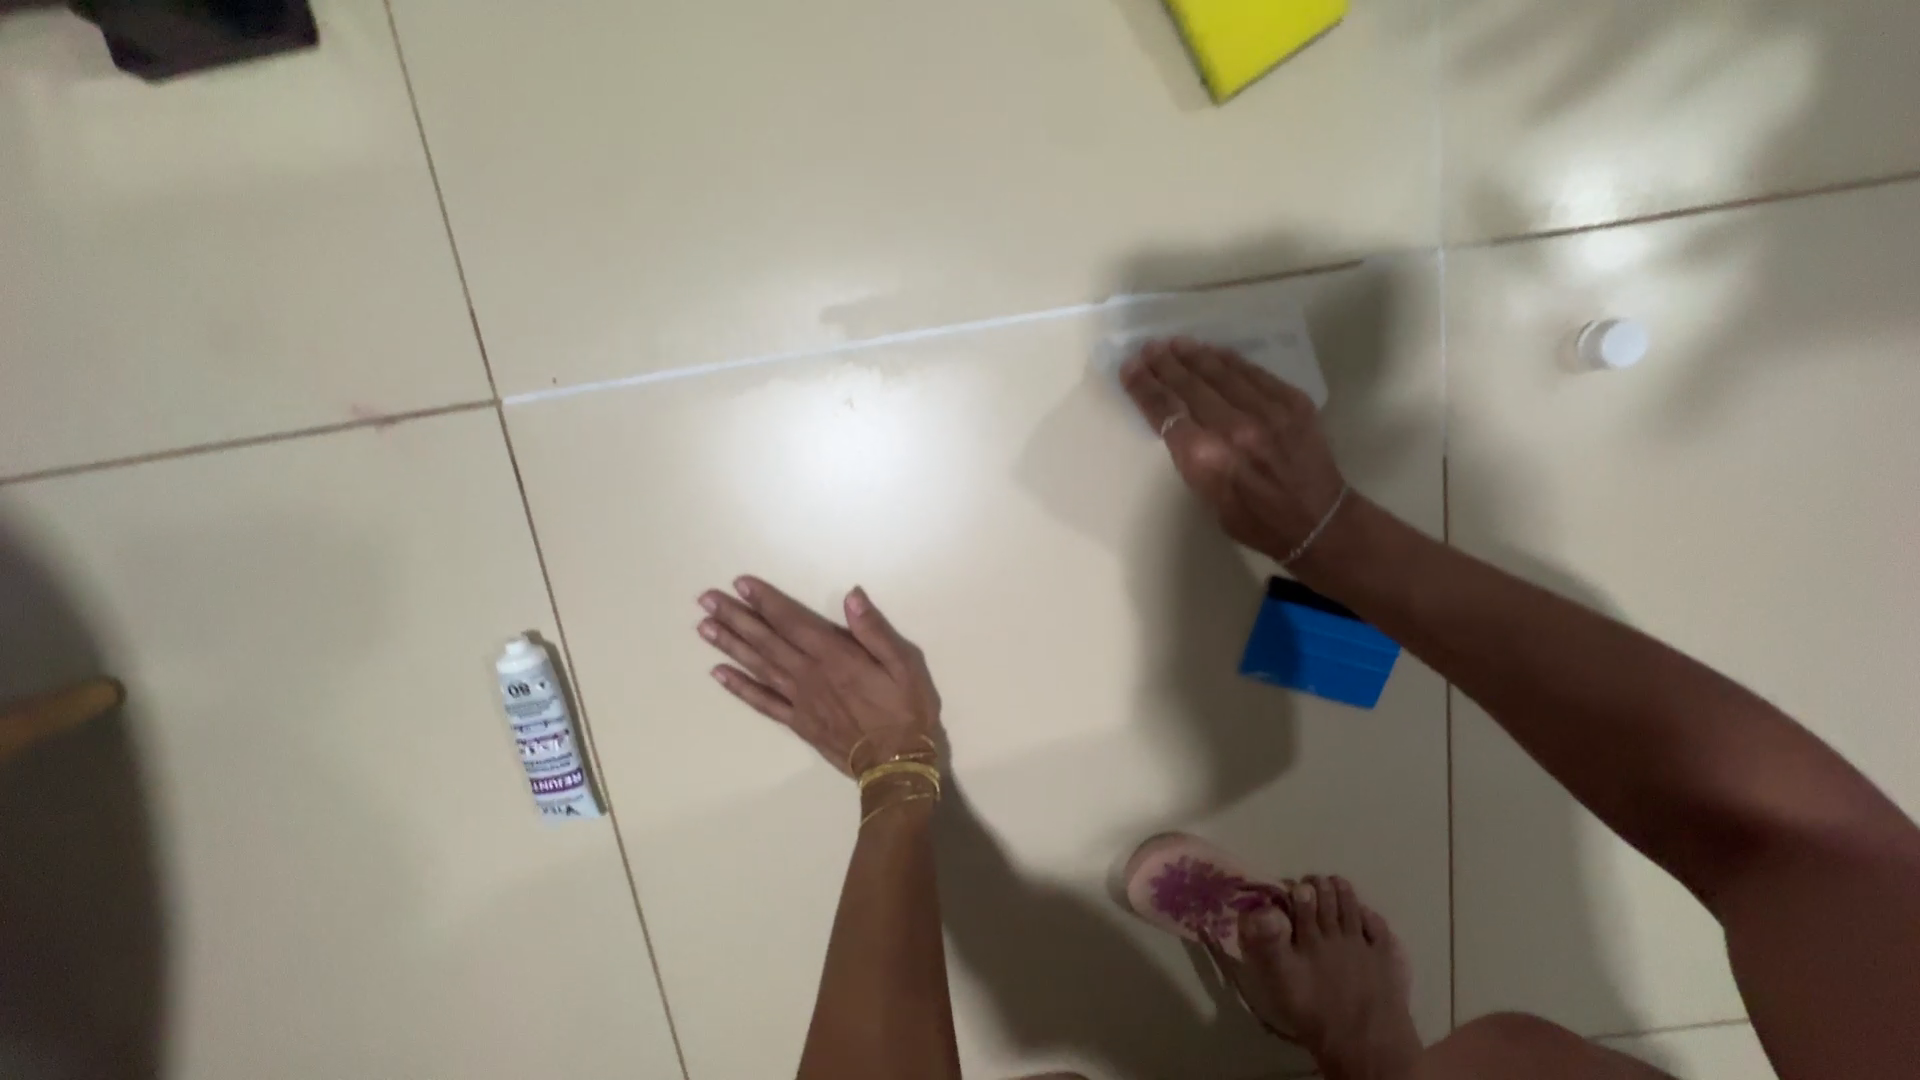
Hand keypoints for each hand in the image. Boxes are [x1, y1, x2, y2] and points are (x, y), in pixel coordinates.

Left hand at [698, 577, 941, 775]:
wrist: (897, 764)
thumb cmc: (905, 710)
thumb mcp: (903, 664)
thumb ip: (874, 630)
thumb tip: (851, 595)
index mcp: (835, 657)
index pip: (793, 622)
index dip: (766, 602)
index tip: (741, 584)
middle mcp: (809, 675)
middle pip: (766, 641)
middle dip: (736, 618)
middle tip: (706, 600)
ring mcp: (799, 700)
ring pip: (758, 667)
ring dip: (730, 645)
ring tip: (704, 627)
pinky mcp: (797, 723)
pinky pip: (762, 702)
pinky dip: (739, 687)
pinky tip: (718, 673)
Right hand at [1120, 338, 1348, 560]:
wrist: (1317, 522)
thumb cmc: (1254, 520)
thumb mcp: (1207, 495)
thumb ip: (1191, 456)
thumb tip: (1180, 422)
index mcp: (1204, 458)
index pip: (1165, 411)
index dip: (1144, 387)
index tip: (1130, 368)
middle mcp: (1232, 429)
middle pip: (1189, 386)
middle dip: (1165, 365)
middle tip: (1149, 348)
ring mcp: (1266, 412)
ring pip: (1221, 373)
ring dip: (1194, 356)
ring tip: (1176, 343)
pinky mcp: (1292, 403)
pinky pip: (1254, 373)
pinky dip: (1230, 361)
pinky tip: (1214, 352)